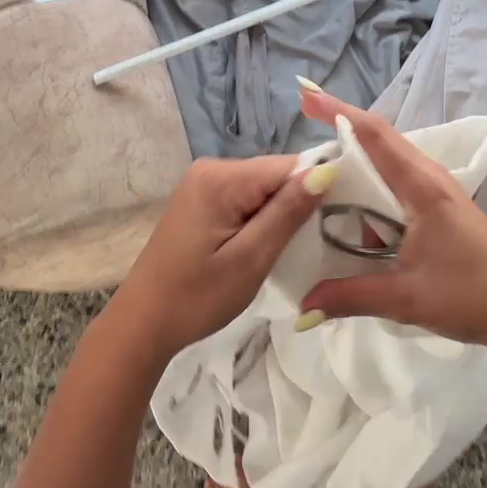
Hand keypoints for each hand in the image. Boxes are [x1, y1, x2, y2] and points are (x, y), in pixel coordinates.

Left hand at [107, 154, 335, 361]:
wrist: (144, 322)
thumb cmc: (197, 296)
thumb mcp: (250, 259)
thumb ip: (287, 213)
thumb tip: (326, 171)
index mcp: (222, 177)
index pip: (288, 165)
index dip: (318, 187)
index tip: (342, 218)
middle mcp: (211, 168)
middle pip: (275, 174)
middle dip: (298, 203)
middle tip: (316, 243)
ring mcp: (203, 182)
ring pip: (262, 187)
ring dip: (280, 213)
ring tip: (294, 248)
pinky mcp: (200, 200)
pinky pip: (244, 198)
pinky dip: (260, 218)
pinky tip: (266, 245)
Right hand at [296, 86, 486, 350]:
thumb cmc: (470, 298)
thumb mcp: (405, 299)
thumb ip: (349, 296)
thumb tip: (301, 305)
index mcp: (423, 188)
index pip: (375, 135)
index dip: (339, 111)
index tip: (306, 95)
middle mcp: (430, 178)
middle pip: (380, 136)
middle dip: (341, 121)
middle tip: (304, 112)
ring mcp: (437, 189)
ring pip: (389, 155)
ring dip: (356, 150)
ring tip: (320, 154)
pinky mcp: (439, 204)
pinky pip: (396, 176)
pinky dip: (370, 175)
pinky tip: (352, 195)